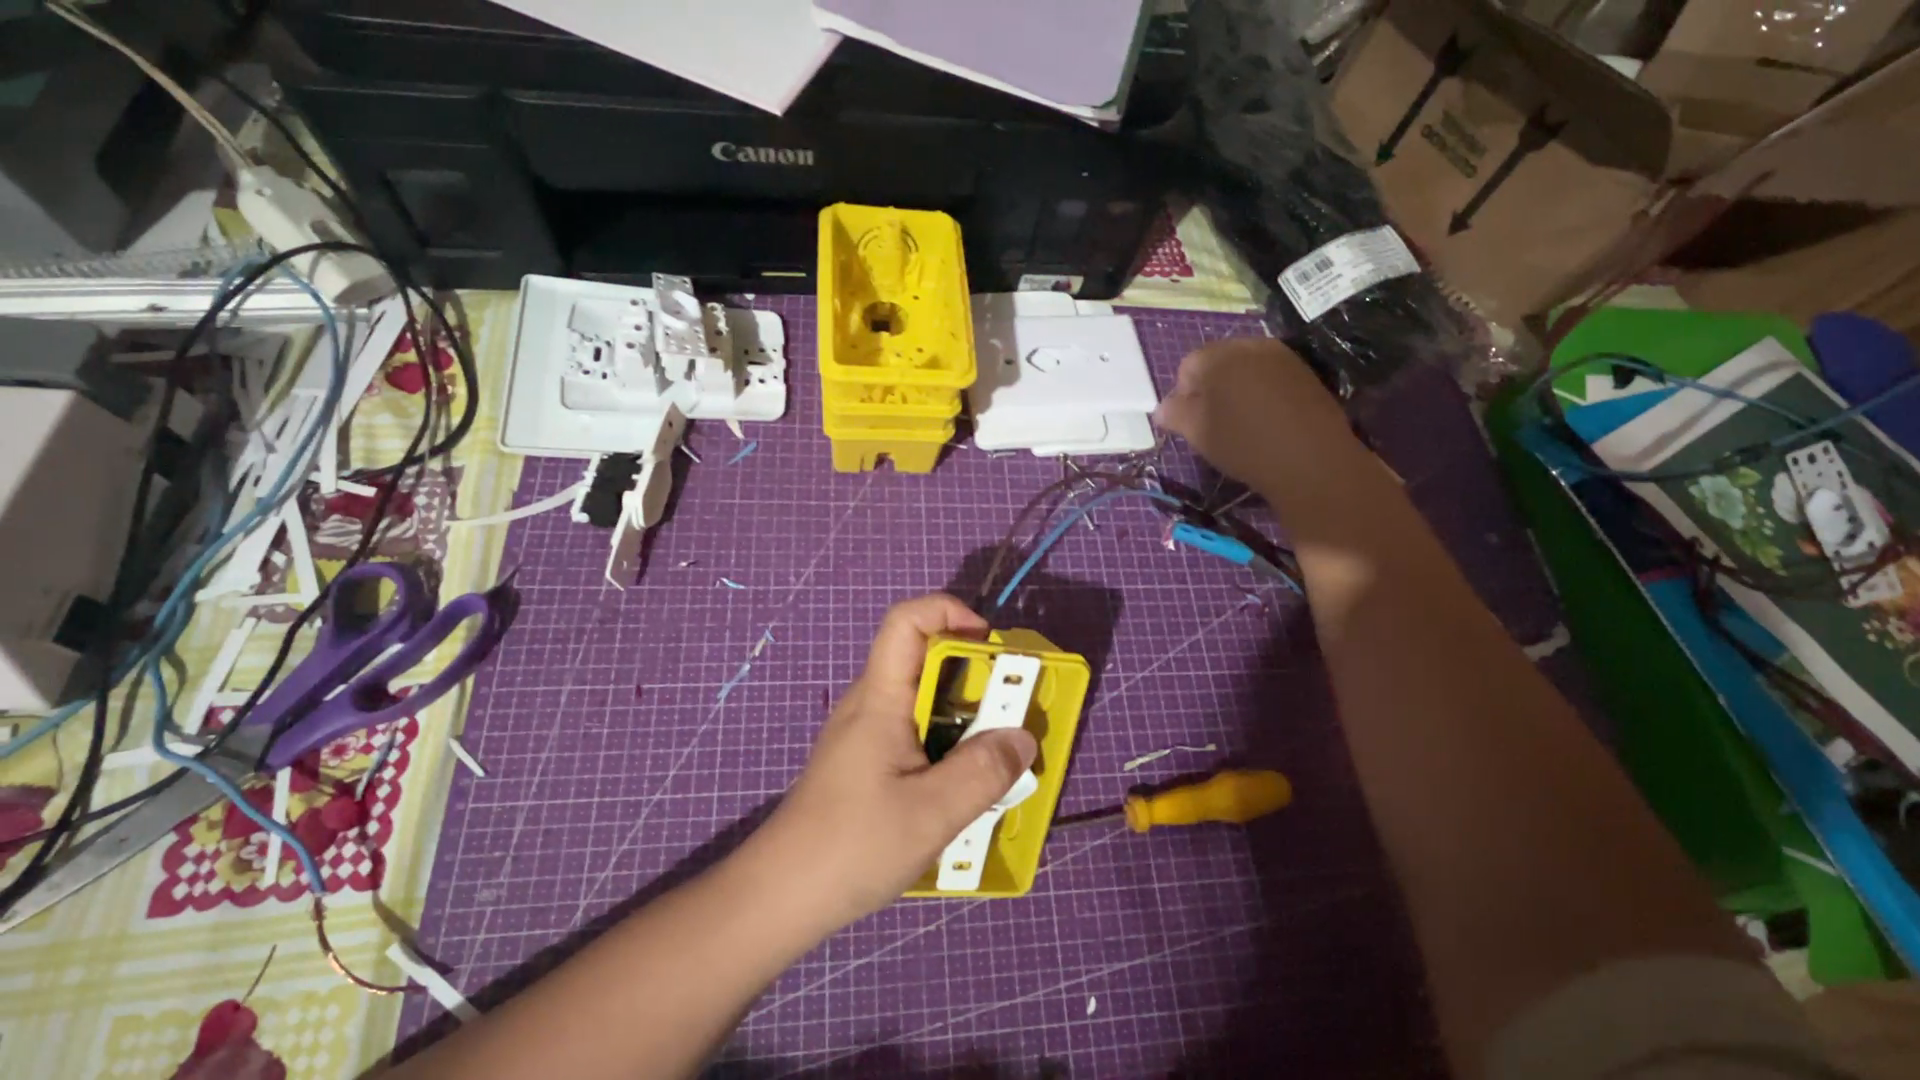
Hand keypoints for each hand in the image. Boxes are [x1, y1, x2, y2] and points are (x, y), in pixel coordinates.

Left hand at [746, 595, 1038, 928]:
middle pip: (925, 662)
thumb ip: (984, 772)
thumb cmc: (853, 847)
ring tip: (997, 763)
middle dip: (976, 679)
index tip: (993, 649)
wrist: (780, 897)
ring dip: (966, 721)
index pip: (907, 621)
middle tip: (1012, 718)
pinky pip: (915, 737)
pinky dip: (947, 750)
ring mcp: (865, 737)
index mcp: (880, 699)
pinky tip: (962, 793)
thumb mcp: (933, 813)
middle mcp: (870, 706)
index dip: (951, 613)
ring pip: (924, 704)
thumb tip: (1022, 737)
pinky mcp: (865, 766)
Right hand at [1153, 338, 1358, 485]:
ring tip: (1243, 422)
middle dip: (1212, 386)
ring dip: (1238, 388)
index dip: (1183, 394)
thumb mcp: (1198, 433)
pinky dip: (1263, 392)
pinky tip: (1268, 420)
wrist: (1312, 460)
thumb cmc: (1245, 445)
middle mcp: (1250, 345)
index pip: (1187, 365)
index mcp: (1219, 356)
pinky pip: (1272, 376)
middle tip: (1215, 421)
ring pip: (1246, 367)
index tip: (1191, 422)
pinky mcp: (1306, 372)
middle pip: (1219, 361)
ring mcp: (1282, 356)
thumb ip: (1174, 414)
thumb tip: (1163, 407)